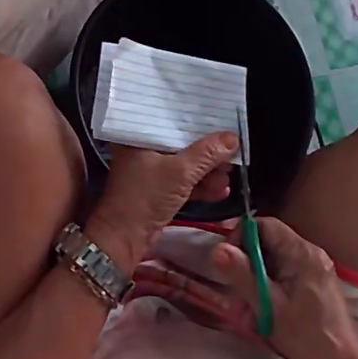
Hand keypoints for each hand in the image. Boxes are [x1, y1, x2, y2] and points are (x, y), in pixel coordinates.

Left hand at [83, 132, 237, 265]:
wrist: (124, 239)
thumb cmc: (145, 197)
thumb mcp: (180, 172)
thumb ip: (208, 153)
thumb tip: (234, 138)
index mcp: (139, 135)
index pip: (173, 119)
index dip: (200, 121)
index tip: (224, 122)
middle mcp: (143, 149)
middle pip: (183, 143)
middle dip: (209, 153)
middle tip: (232, 155)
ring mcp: (150, 171)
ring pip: (185, 164)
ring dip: (208, 172)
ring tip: (228, 177)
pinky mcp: (157, 190)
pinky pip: (183, 182)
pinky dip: (200, 185)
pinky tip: (220, 191)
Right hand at [208, 217, 357, 358]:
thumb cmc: (306, 336)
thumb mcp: (268, 305)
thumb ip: (242, 274)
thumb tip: (217, 249)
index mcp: (302, 253)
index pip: (265, 225)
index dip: (241, 237)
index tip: (226, 261)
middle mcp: (311, 254)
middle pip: (268, 245)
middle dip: (246, 268)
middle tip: (235, 297)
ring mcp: (314, 270)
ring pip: (273, 265)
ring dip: (255, 285)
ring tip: (247, 315)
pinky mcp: (315, 286)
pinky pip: (284, 279)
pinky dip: (268, 293)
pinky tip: (261, 318)